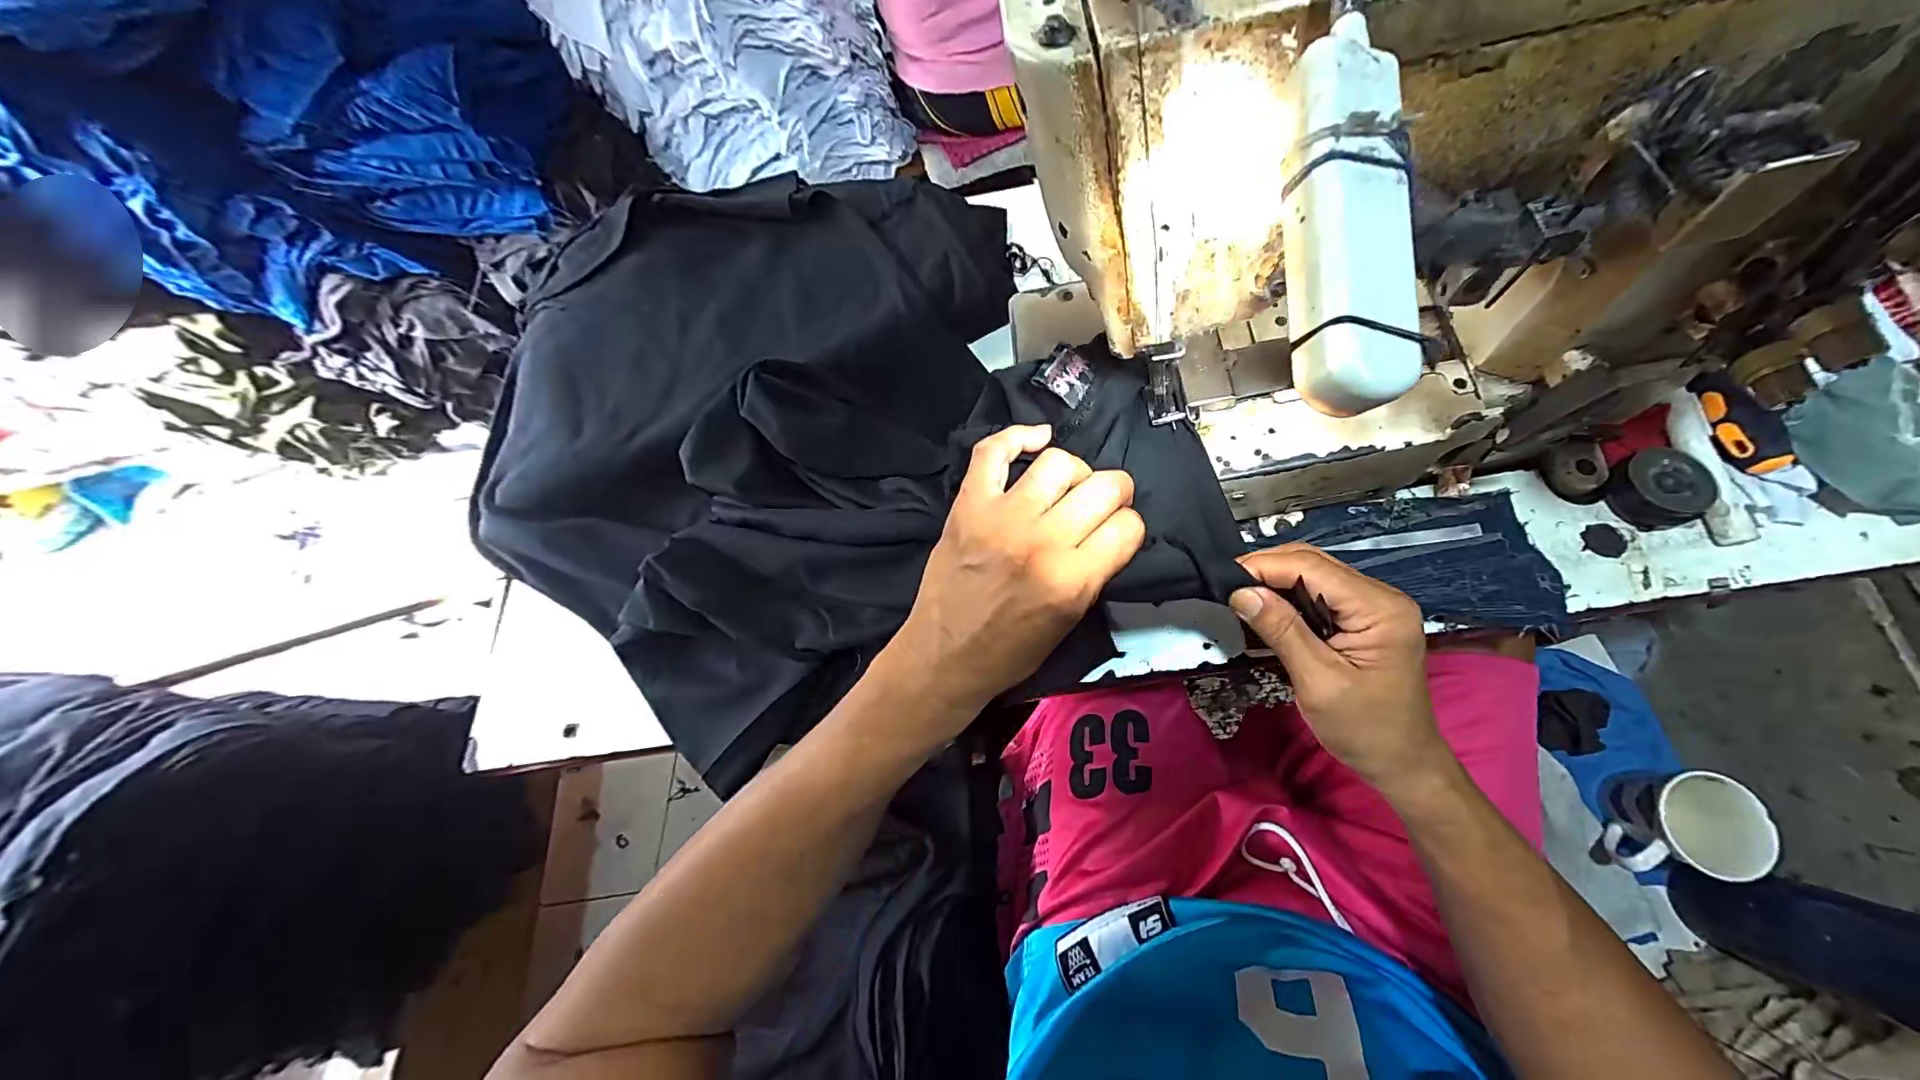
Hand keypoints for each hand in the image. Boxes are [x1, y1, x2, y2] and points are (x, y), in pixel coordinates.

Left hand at [883, 425, 1144, 719]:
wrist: (945, 656)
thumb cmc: (1010, 650)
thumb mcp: (1071, 621)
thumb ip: (1096, 571)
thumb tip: (1111, 529)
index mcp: (1073, 579)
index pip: (1129, 526)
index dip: (1128, 527)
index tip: (1116, 533)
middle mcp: (1042, 541)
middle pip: (1104, 487)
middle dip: (1114, 493)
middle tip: (1100, 504)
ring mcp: (1001, 517)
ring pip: (1058, 462)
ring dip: (1073, 472)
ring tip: (1064, 488)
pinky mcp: (968, 505)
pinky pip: (994, 450)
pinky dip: (1017, 437)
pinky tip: (1036, 441)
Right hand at [1229, 545, 1451, 792]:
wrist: (1402, 763)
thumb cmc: (1365, 729)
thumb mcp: (1318, 681)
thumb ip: (1281, 631)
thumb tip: (1241, 593)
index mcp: (1379, 608)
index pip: (1311, 567)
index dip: (1263, 566)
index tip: (1221, 578)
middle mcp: (1380, 596)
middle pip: (1312, 563)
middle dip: (1265, 570)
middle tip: (1224, 586)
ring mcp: (1373, 605)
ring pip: (1312, 573)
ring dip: (1273, 581)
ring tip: (1237, 595)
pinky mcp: (1362, 618)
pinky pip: (1318, 592)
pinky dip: (1287, 596)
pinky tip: (1264, 607)